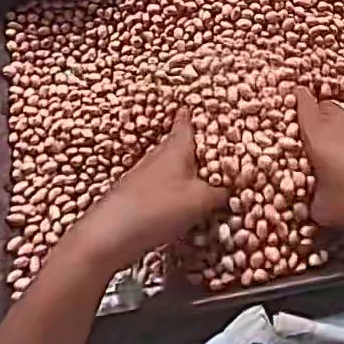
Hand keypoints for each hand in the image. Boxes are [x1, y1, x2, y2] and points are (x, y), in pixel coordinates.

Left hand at [58, 108, 219, 274]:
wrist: (109, 235)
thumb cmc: (158, 207)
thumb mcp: (201, 199)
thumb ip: (221, 191)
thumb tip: (233, 186)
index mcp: (175, 147)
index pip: (186, 122)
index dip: (196, 115)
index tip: (206, 109)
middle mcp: (158, 156)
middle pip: (179, 144)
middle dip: (197, 145)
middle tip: (217, 148)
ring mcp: (144, 176)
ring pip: (171, 167)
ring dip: (187, 170)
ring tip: (207, 177)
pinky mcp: (136, 197)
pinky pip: (163, 186)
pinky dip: (177, 190)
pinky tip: (185, 203)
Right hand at [293, 87, 343, 268]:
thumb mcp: (321, 210)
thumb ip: (308, 194)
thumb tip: (308, 192)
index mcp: (318, 133)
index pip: (301, 100)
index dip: (294, 102)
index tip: (289, 111)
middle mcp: (342, 121)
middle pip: (324, 108)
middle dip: (316, 120)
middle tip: (313, 145)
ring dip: (341, 133)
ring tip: (342, 161)